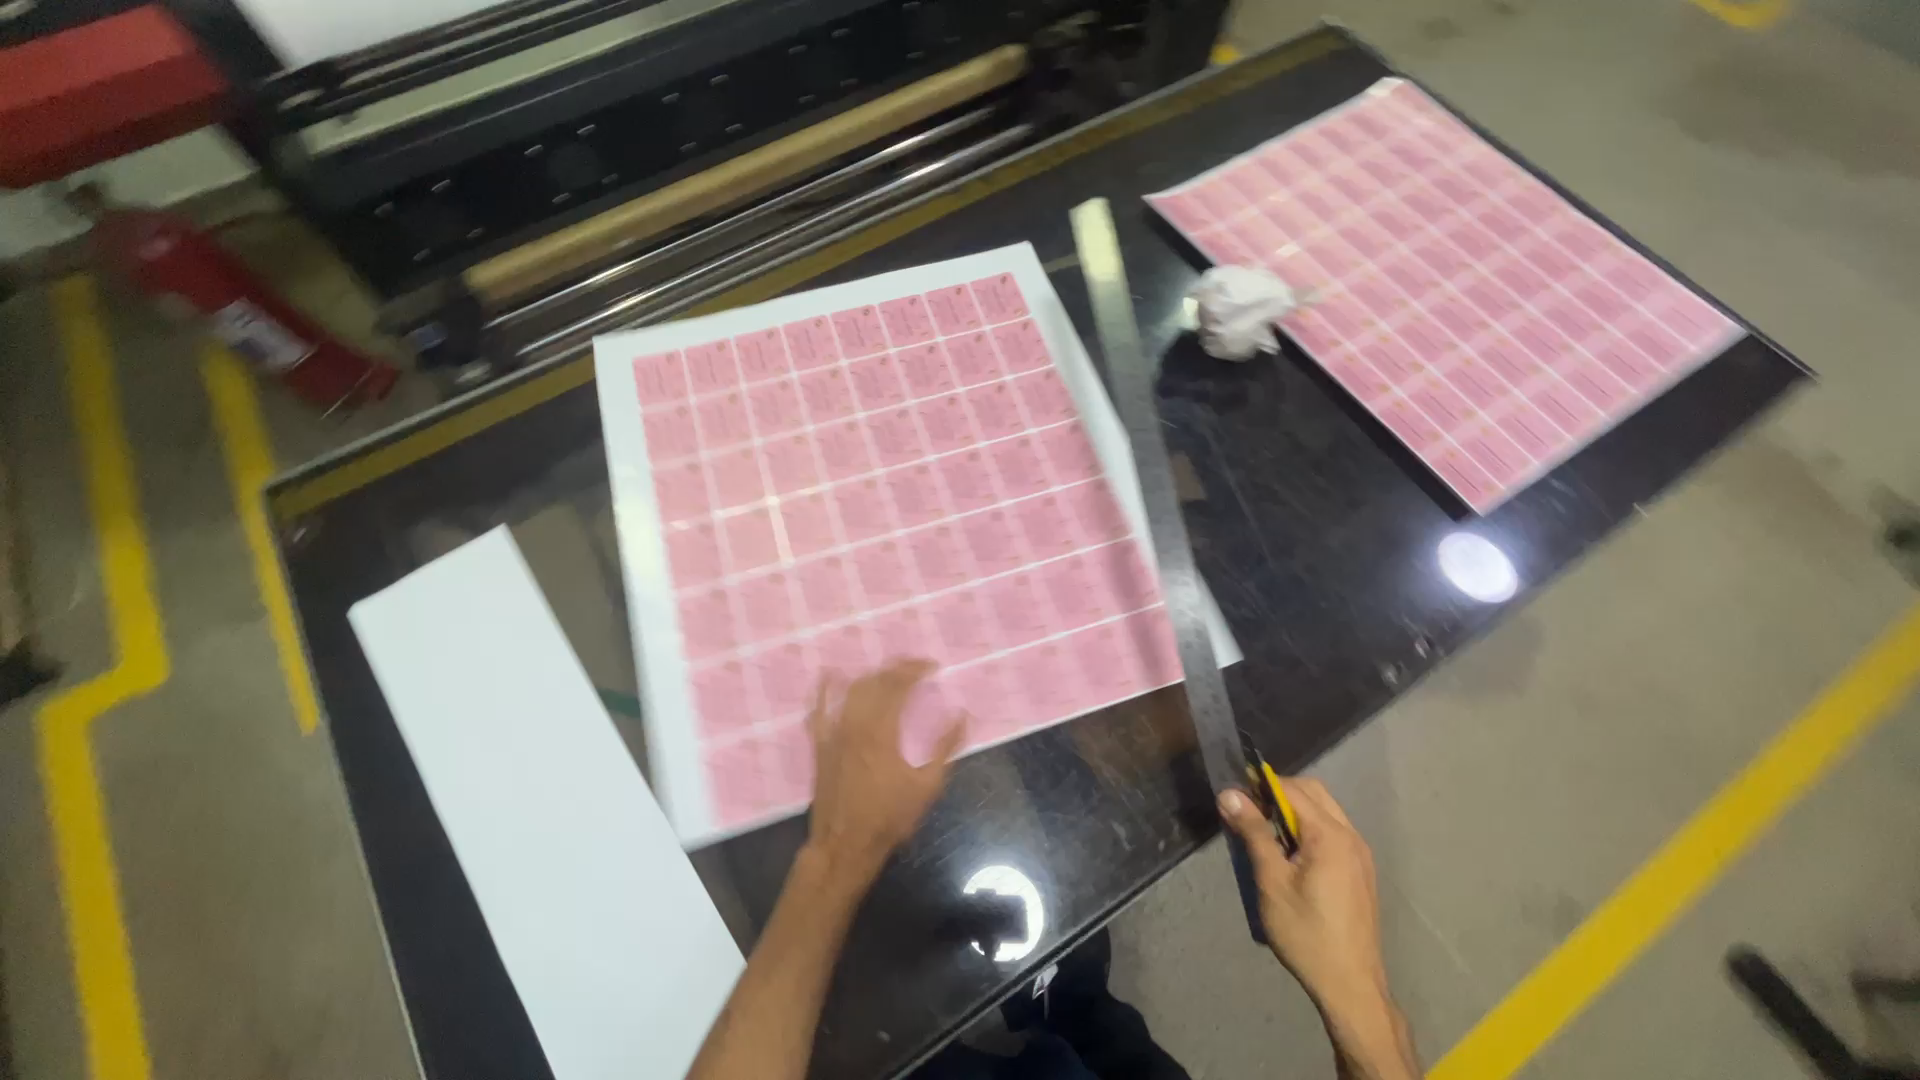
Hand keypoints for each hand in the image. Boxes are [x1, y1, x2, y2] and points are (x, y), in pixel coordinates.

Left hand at [804, 659, 966, 885]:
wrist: (846, 844)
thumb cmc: (890, 818)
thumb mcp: (928, 785)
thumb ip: (946, 746)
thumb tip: (962, 715)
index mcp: (883, 731)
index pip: (899, 685)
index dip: (916, 670)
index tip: (933, 667)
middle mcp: (855, 724)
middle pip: (875, 682)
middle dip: (897, 668)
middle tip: (916, 668)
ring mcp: (833, 733)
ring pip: (850, 690)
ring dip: (871, 676)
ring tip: (889, 673)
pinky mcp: (820, 745)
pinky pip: (819, 710)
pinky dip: (824, 690)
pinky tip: (830, 675)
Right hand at [1220, 779, 1416, 1078]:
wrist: (1350, 985)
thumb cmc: (1305, 932)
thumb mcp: (1271, 881)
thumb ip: (1253, 833)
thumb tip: (1229, 794)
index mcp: (1330, 836)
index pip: (1292, 789)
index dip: (1261, 786)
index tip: (1235, 798)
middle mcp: (1351, 836)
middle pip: (1313, 793)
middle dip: (1278, 793)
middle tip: (1249, 813)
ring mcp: (1360, 854)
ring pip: (1324, 810)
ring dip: (1294, 810)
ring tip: (1266, 834)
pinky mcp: (1361, 870)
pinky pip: (1333, 831)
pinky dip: (1309, 828)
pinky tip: (1291, 854)